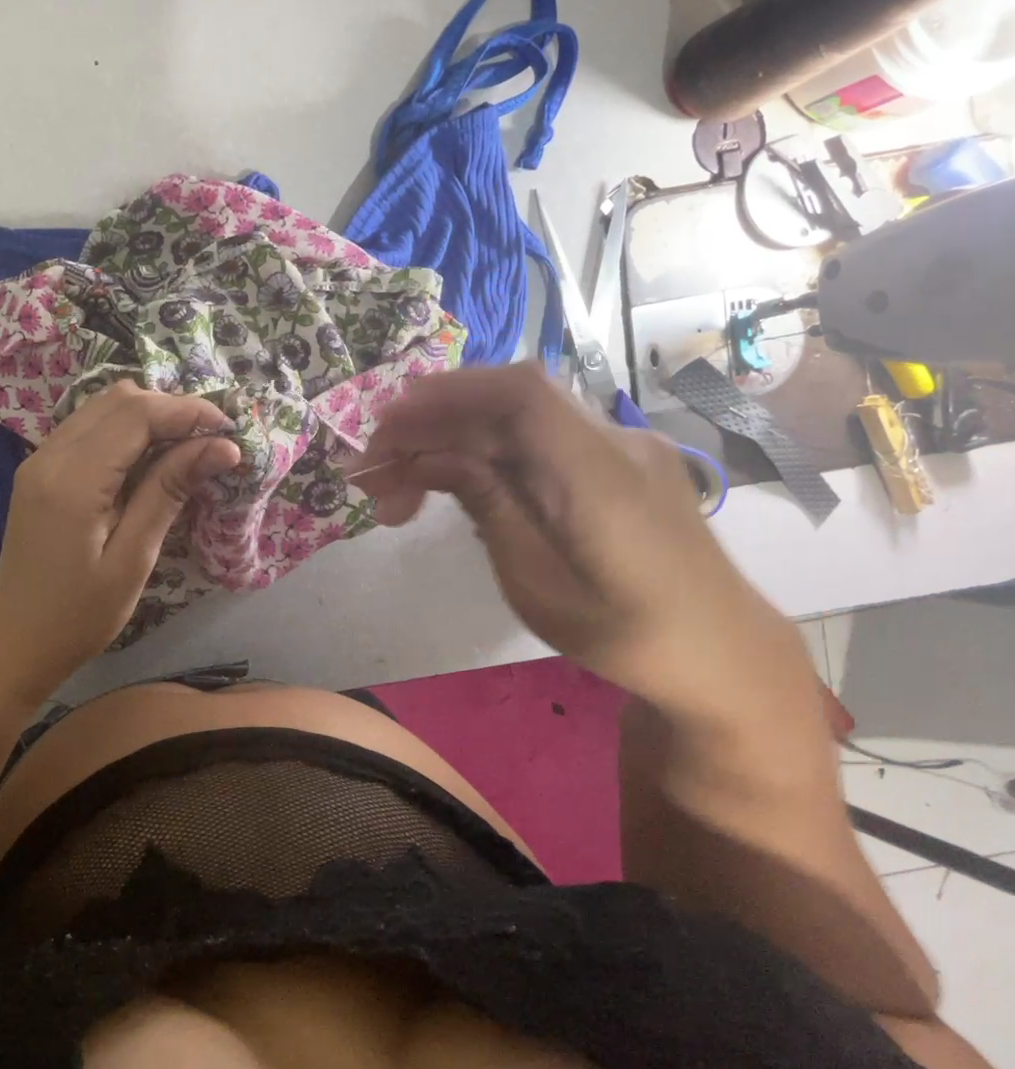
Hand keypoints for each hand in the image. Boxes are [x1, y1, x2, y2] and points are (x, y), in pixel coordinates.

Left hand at [0, 382, 240, 701]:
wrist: (17, 640)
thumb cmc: (79, 614)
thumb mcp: (133, 558)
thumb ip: (169, 492)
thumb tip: (220, 445)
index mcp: (73, 479)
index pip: (136, 414)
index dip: (187, 411)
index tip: (229, 429)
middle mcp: (49, 456)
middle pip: (117, 400)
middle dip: (170, 409)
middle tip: (211, 440)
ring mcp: (38, 461)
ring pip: (100, 409)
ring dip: (147, 417)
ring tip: (188, 449)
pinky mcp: (37, 472)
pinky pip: (85, 430)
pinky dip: (122, 433)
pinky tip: (148, 462)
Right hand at [352, 364, 793, 708]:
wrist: (717, 652)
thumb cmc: (623, 632)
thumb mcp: (537, 581)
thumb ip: (487, 507)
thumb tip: (429, 457)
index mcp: (598, 474)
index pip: (518, 395)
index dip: (444, 395)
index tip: (383, 426)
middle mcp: (612, 443)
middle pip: (506, 405)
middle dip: (428, 428)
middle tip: (371, 478)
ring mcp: (618, 450)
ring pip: (515, 423)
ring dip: (448, 444)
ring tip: (398, 496)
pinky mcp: (613, 465)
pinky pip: (537, 442)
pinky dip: (482, 454)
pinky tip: (450, 488)